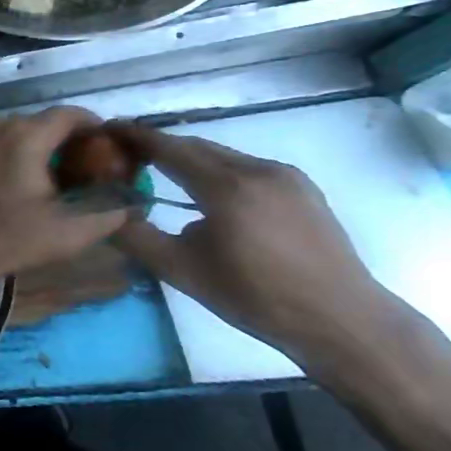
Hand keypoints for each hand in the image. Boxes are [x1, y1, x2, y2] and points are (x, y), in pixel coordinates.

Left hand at [0, 108, 128, 301]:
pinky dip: (11, 153)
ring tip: (51, 181)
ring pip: (17, 132)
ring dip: (36, 149)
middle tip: (83, 172)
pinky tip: (16, 183)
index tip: (108, 148)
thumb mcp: (66, 234)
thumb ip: (107, 215)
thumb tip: (131, 205)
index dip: (94, 128)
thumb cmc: (5, 240)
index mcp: (25, 135)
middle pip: (43, 124)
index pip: (71, 115)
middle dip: (66, 143)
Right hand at [107, 122, 404, 366]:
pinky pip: (248, 168)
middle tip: (130, 154)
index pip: (169, 148)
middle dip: (161, 147)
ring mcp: (285, 175)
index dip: (135, 136)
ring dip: (191, 160)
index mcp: (226, 187)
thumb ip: (138, 238)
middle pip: (196, 146)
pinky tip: (214, 197)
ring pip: (224, 156)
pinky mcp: (303, 188)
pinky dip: (221, 172)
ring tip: (167, 174)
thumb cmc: (256, 298)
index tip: (108, 128)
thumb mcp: (183, 272)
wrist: (342, 321)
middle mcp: (257, 169)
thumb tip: (108, 214)